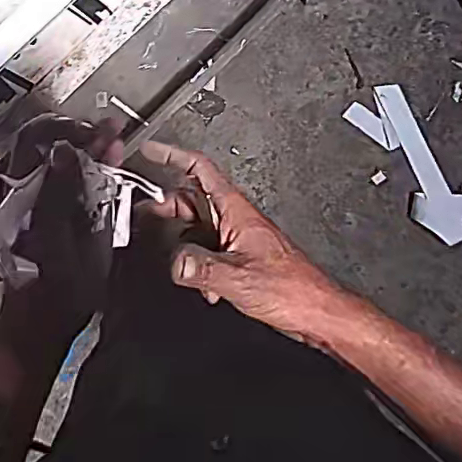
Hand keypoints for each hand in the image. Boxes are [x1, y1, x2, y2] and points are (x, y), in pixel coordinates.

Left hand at [0, 115, 122, 356]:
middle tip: (110, 134)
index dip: (68, 129)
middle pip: (46, 145)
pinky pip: (62, 179)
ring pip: (55, 161)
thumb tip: (65, 151)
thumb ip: (61, 194)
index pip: (36, 139)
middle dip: (82, 135)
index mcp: (18, 195)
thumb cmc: (53, 292)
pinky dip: (84, 168)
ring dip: (85, 149)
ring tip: (111, 144)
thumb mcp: (62, 243)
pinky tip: (103, 165)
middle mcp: (20, 194)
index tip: (99, 132)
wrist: (40, 325)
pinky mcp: (45, 214)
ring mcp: (32, 203)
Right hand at [135, 140, 355, 347]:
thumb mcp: (237, 279)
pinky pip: (209, 248)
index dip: (174, 156)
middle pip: (193, 197)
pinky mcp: (240, 255)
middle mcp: (236, 218)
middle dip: (168, 203)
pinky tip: (204, 286)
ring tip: (177, 261)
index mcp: (236, 210)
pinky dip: (199, 262)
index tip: (152, 151)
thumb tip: (175, 261)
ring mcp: (238, 236)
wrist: (316, 310)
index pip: (200, 169)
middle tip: (145, 211)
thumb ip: (200, 268)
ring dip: (185, 242)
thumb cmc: (292, 288)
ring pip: (200, 225)